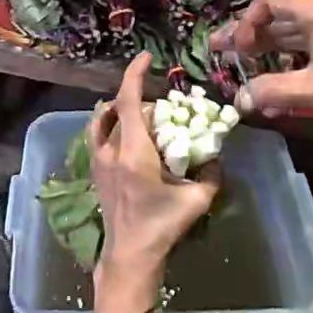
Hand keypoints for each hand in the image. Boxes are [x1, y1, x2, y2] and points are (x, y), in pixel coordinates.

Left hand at [88, 53, 220, 312]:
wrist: (129, 255)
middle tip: (164, 106)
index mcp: (134, 153)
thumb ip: (211, 174)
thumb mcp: (197, 200)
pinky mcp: (95, 169)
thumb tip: (217, 155)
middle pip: (121, 108)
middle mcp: (111, 150)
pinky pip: (97, 134)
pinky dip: (108, 122)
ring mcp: (98, 159)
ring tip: (143, 113)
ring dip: (122, 108)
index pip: (128, 102)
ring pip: (104, 119)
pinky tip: (124, 129)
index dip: (134, 75)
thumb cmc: (162, 227)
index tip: (145, 58)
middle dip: (141, 99)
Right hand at [210, 0, 312, 128]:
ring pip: (286, 33)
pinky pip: (301, 48)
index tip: (238, 49)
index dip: (246, 22)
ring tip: (238, 63)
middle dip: (245, 34)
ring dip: (261, 47)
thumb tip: (238, 99)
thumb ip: (273, 91)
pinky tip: (270, 79)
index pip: (269, 1)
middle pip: (274, 17)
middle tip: (218, 51)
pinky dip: (281, 59)